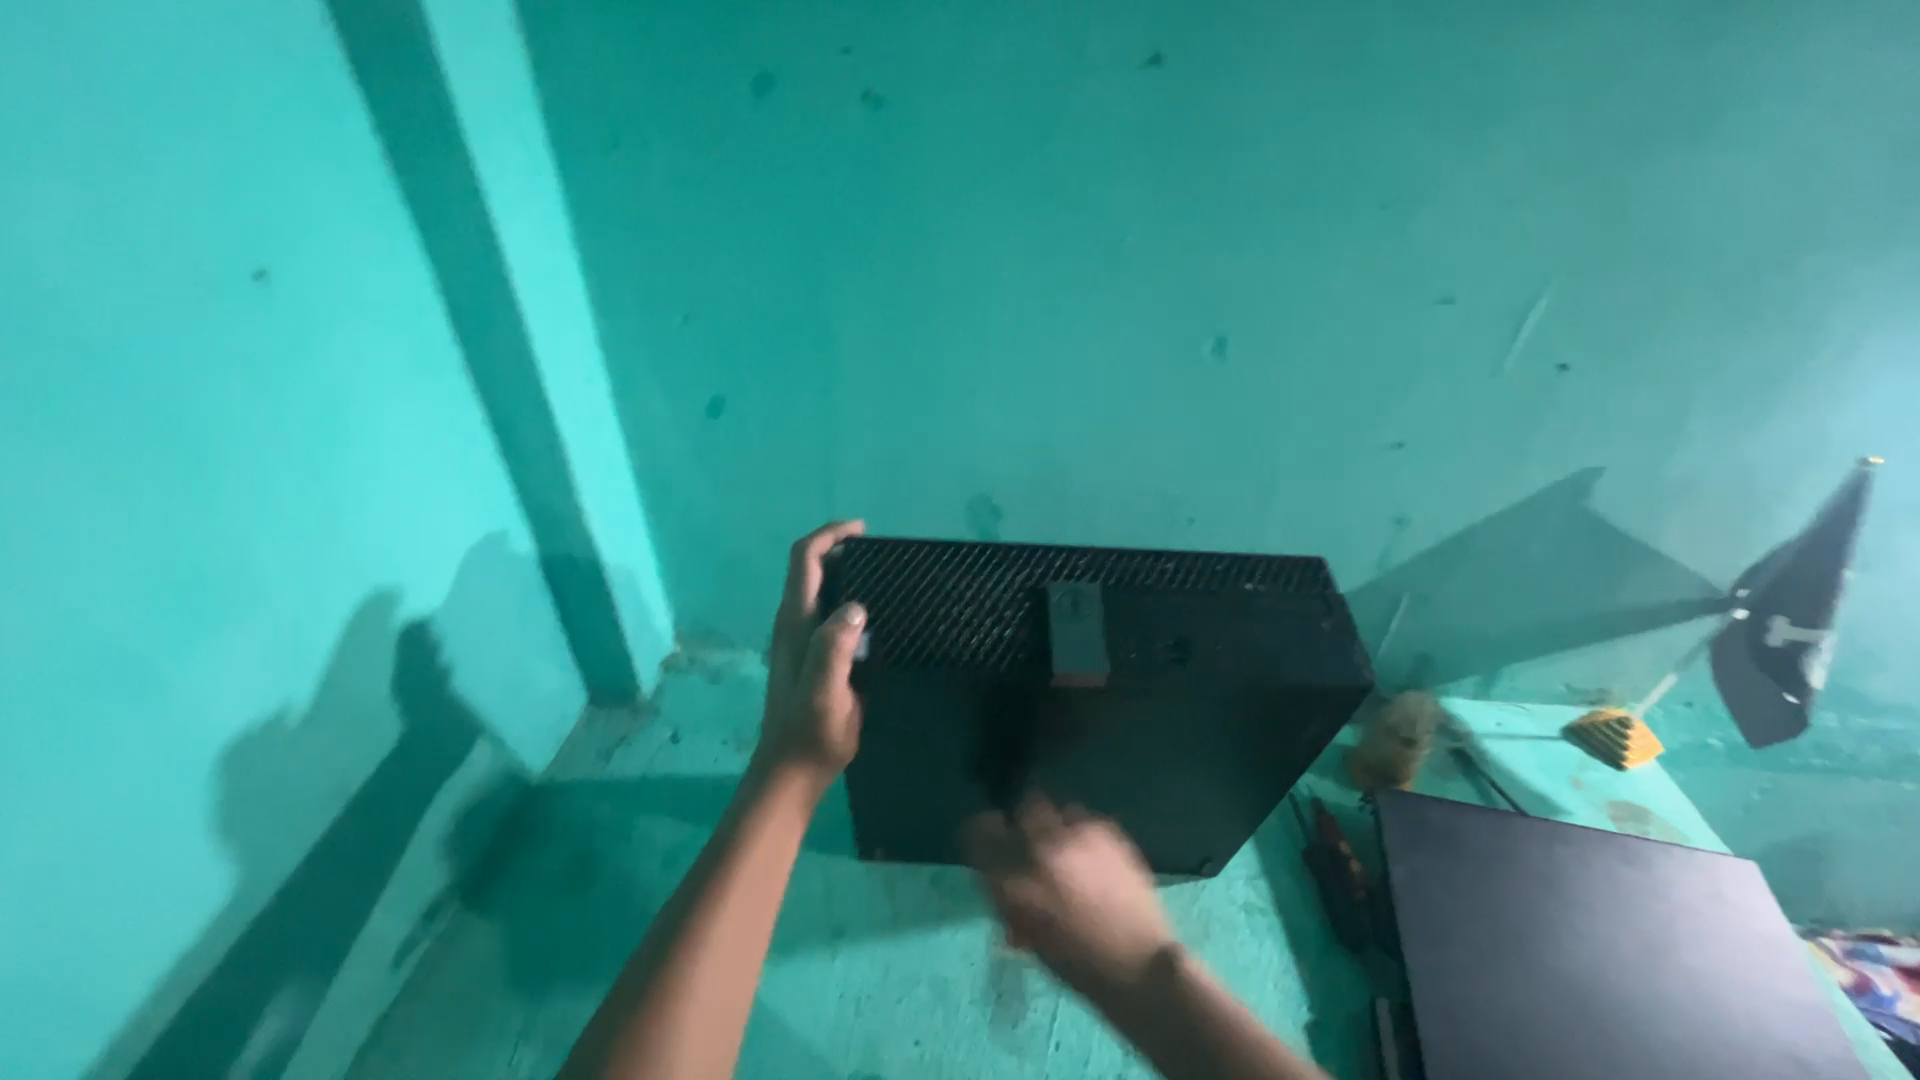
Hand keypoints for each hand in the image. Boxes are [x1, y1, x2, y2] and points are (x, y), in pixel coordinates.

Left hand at [753, 520, 867, 788]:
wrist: (791, 773)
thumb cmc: (811, 734)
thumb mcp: (825, 694)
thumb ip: (833, 650)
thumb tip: (855, 606)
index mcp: (796, 624)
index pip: (805, 560)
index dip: (830, 536)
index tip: (864, 531)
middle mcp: (794, 625)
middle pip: (810, 569)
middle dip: (842, 550)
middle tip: (884, 557)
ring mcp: (801, 641)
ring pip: (820, 590)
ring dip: (848, 575)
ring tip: (888, 580)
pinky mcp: (812, 657)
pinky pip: (830, 614)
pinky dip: (851, 601)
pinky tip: (879, 618)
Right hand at [967, 797, 1176, 1003]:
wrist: (1137, 965)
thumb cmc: (1078, 963)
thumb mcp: (1029, 934)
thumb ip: (1010, 897)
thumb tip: (1003, 875)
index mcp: (1013, 882)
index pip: (983, 834)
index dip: (983, 830)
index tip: (990, 832)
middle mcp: (1040, 851)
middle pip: (1022, 810)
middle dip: (1023, 820)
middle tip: (1033, 838)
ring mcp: (1075, 837)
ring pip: (1055, 809)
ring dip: (1055, 825)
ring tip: (1066, 846)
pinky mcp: (1108, 833)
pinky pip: (1085, 819)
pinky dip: (1082, 832)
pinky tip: (1091, 853)